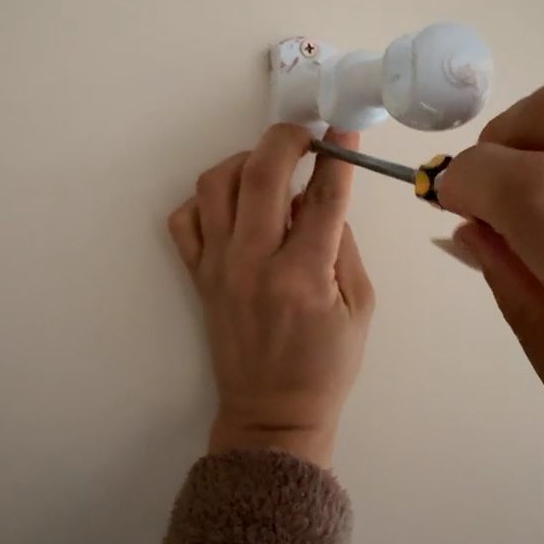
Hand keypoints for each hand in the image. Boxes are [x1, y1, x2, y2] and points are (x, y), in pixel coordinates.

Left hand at [169, 124, 374, 466]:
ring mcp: (219, 267)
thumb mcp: (360, 307)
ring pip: (214, 185)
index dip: (338, 154)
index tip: (343, 129)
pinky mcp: (197, 276)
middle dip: (285, 139)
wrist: (272, 414)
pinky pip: (184, 220)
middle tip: (304, 137)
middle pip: (261, 173)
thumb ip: (343, 245)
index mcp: (304, 275)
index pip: (324, 195)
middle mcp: (255, 263)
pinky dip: (205, 200)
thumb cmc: (326, 366)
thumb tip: (321, 197)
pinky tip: (231, 205)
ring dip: (243, 161)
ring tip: (267, 168)